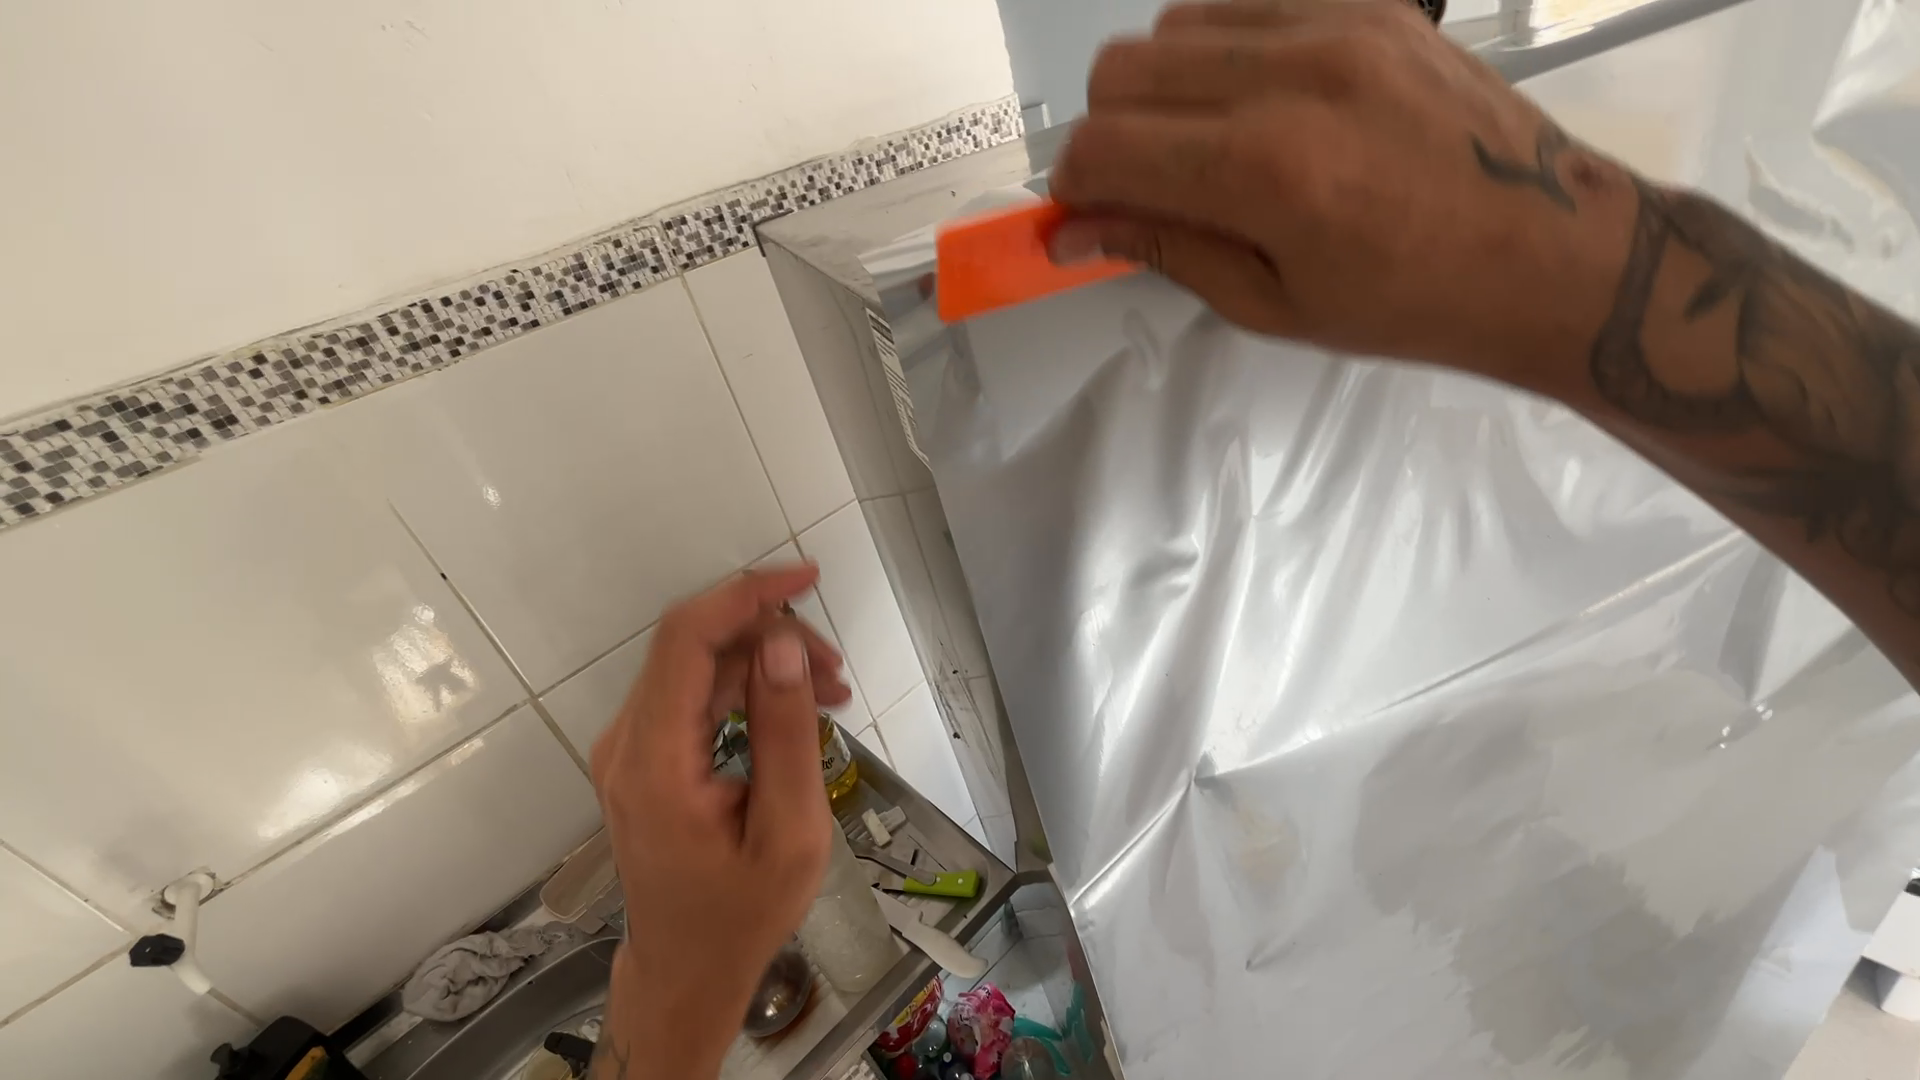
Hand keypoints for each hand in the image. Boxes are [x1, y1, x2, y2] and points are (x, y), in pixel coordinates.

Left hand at [588, 565, 850, 1078]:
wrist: (687, 970)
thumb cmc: (742, 913)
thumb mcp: (789, 830)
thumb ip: (786, 732)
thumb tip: (785, 644)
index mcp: (654, 759)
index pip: (688, 638)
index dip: (747, 594)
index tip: (807, 577)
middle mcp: (628, 740)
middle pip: (697, 644)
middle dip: (772, 635)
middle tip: (836, 670)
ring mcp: (632, 746)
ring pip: (701, 665)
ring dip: (767, 663)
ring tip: (832, 691)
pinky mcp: (647, 753)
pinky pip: (699, 695)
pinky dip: (750, 689)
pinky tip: (800, 707)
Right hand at [1050, 0, 1637, 392]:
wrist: (1545, 251)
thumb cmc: (1400, 306)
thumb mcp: (1265, 303)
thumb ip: (1162, 248)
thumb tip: (1074, 230)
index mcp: (1261, 171)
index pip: (1103, 147)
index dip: (1072, 188)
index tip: (1083, 220)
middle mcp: (1289, 75)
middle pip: (1121, 70)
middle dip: (1103, 137)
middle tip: (1137, 190)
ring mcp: (1333, 22)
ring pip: (1171, 27)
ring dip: (1154, 93)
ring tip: (1194, 150)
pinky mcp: (1367, 2)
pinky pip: (1241, 5)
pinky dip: (1212, 56)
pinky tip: (1244, 108)